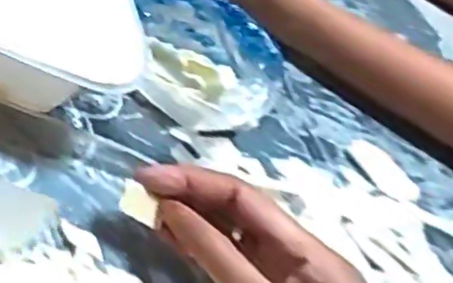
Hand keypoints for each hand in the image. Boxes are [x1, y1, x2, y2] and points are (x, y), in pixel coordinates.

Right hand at [137, 164, 361, 282]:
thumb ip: (214, 251)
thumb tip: (165, 204)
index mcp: (311, 254)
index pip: (240, 193)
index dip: (188, 178)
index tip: (142, 180)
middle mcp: (300, 256)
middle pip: (234, 206)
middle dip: (184, 194)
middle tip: (141, 196)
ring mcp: (286, 276)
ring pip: (228, 227)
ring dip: (186, 215)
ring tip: (151, 216)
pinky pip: (229, 252)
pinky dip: (196, 240)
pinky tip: (172, 238)